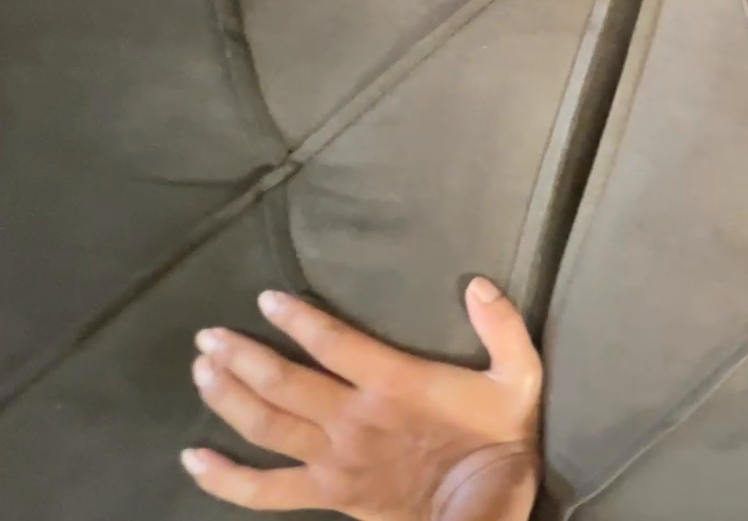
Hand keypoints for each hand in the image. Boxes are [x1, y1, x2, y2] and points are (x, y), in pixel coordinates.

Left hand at [181, 278, 541, 520]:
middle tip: (209, 336)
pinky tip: (192, 459)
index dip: (298, 319)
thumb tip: (477, 284)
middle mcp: (352, 418)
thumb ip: (502, 324)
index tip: (266, 299)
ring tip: (203, 371)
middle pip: (283, 383)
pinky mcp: (326, 493)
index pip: (333, 343)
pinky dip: (219, 477)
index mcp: (396, 382)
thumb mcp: (519, 370)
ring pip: (264, 426)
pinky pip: (259, 490)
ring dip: (227, 398)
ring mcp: (333, 459)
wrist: (483, 500)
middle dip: (243, 356)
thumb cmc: (500, 430)